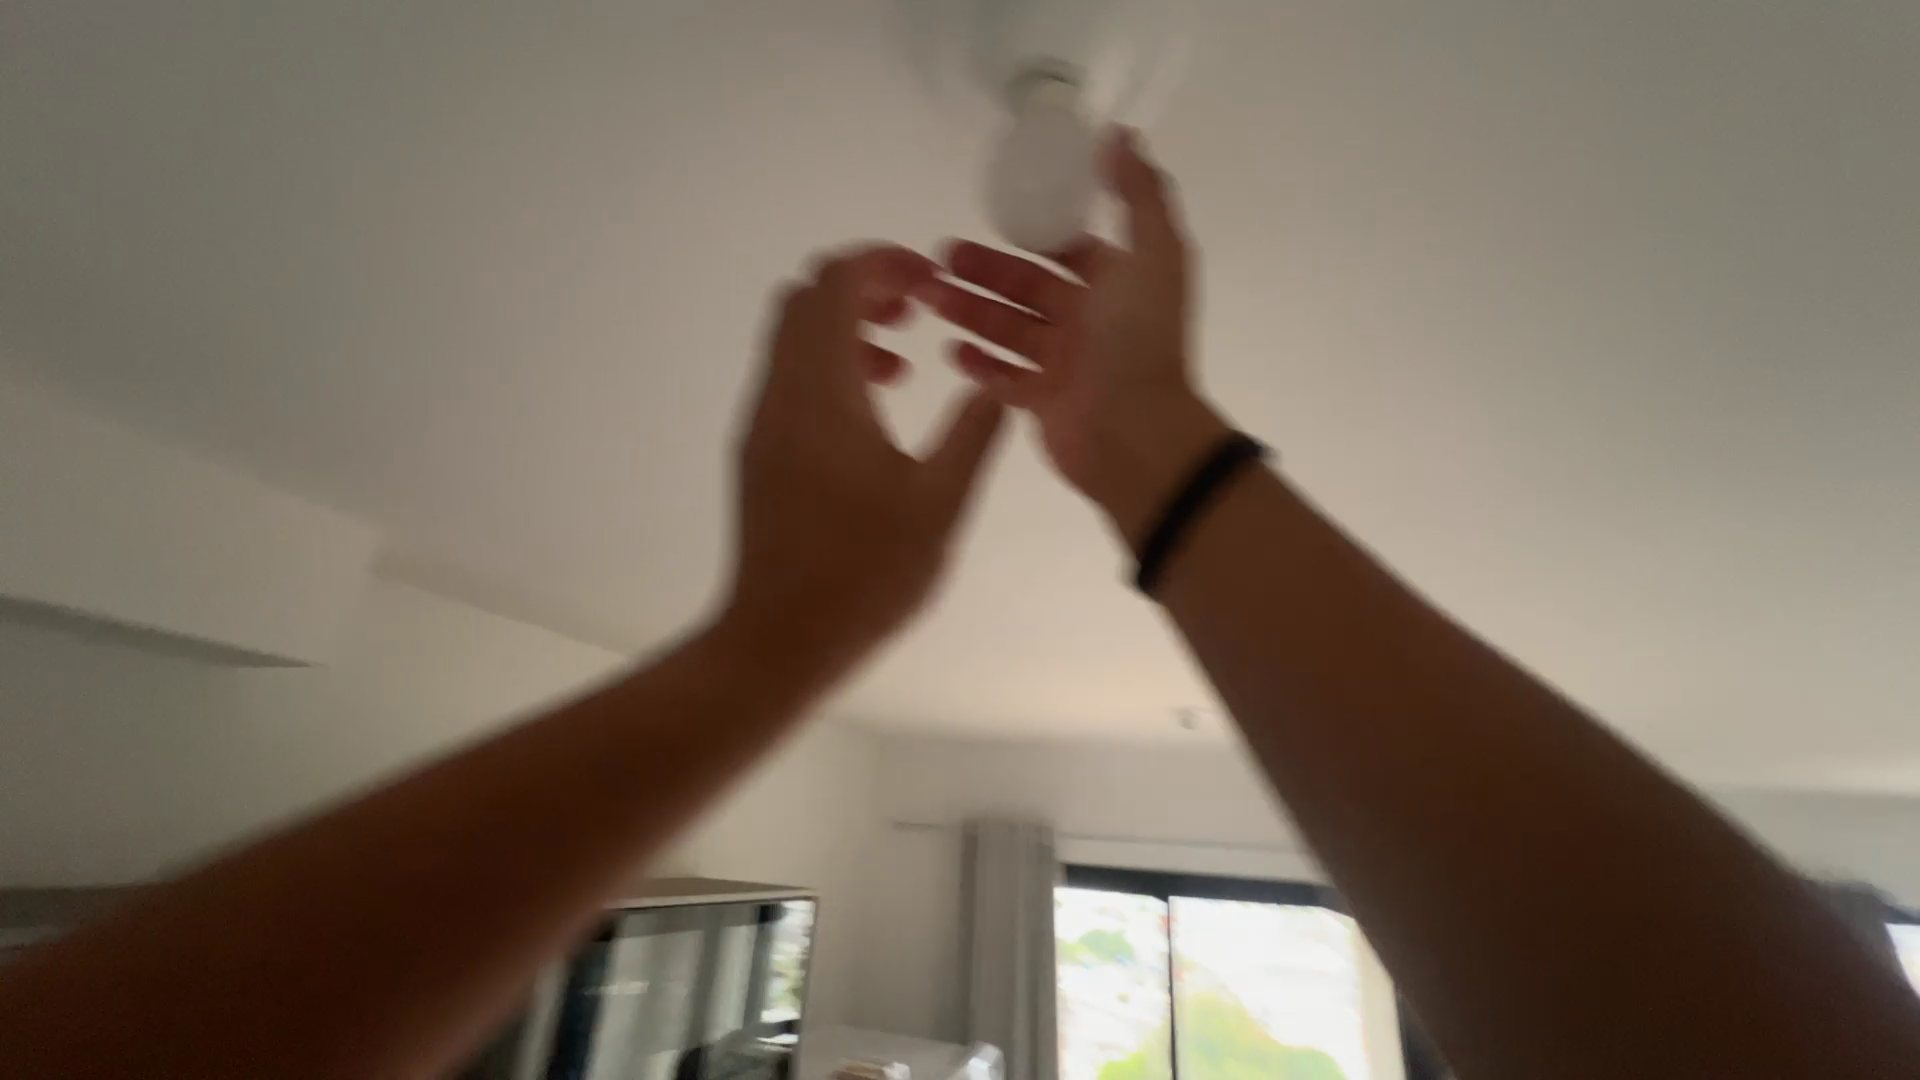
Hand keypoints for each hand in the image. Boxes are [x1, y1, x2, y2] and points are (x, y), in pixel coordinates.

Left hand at [723, 245, 1006, 672]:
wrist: (781, 639)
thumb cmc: (866, 575)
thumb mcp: (939, 506)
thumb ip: (972, 436)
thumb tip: (996, 385)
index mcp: (823, 394)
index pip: (836, 283)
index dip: (884, 263)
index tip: (930, 281)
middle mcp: (779, 395)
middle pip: (805, 299)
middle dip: (863, 287)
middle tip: (916, 312)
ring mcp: (760, 424)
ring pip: (791, 339)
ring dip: (844, 329)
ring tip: (899, 365)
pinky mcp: (757, 454)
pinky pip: (786, 379)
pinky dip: (826, 368)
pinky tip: (869, 416)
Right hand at [923, 129, 1227, 543]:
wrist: (1135, 432)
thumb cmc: (1138, 341)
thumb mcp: (1153, 254)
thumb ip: (1139, 194)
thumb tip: (1119, 135)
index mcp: (1116, 287)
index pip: (1071, 252)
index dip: (1035, 234)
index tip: (993, 220)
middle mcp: (1091, 324)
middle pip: (1031, 290)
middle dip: (987, 273)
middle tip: (940, 259)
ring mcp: (1066, 367)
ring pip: (1012, 332)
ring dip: (973, 314)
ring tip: (930, 300)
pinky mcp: (1045, 405)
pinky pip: (1007, 380)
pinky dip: (981, 366)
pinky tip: (952, 352)